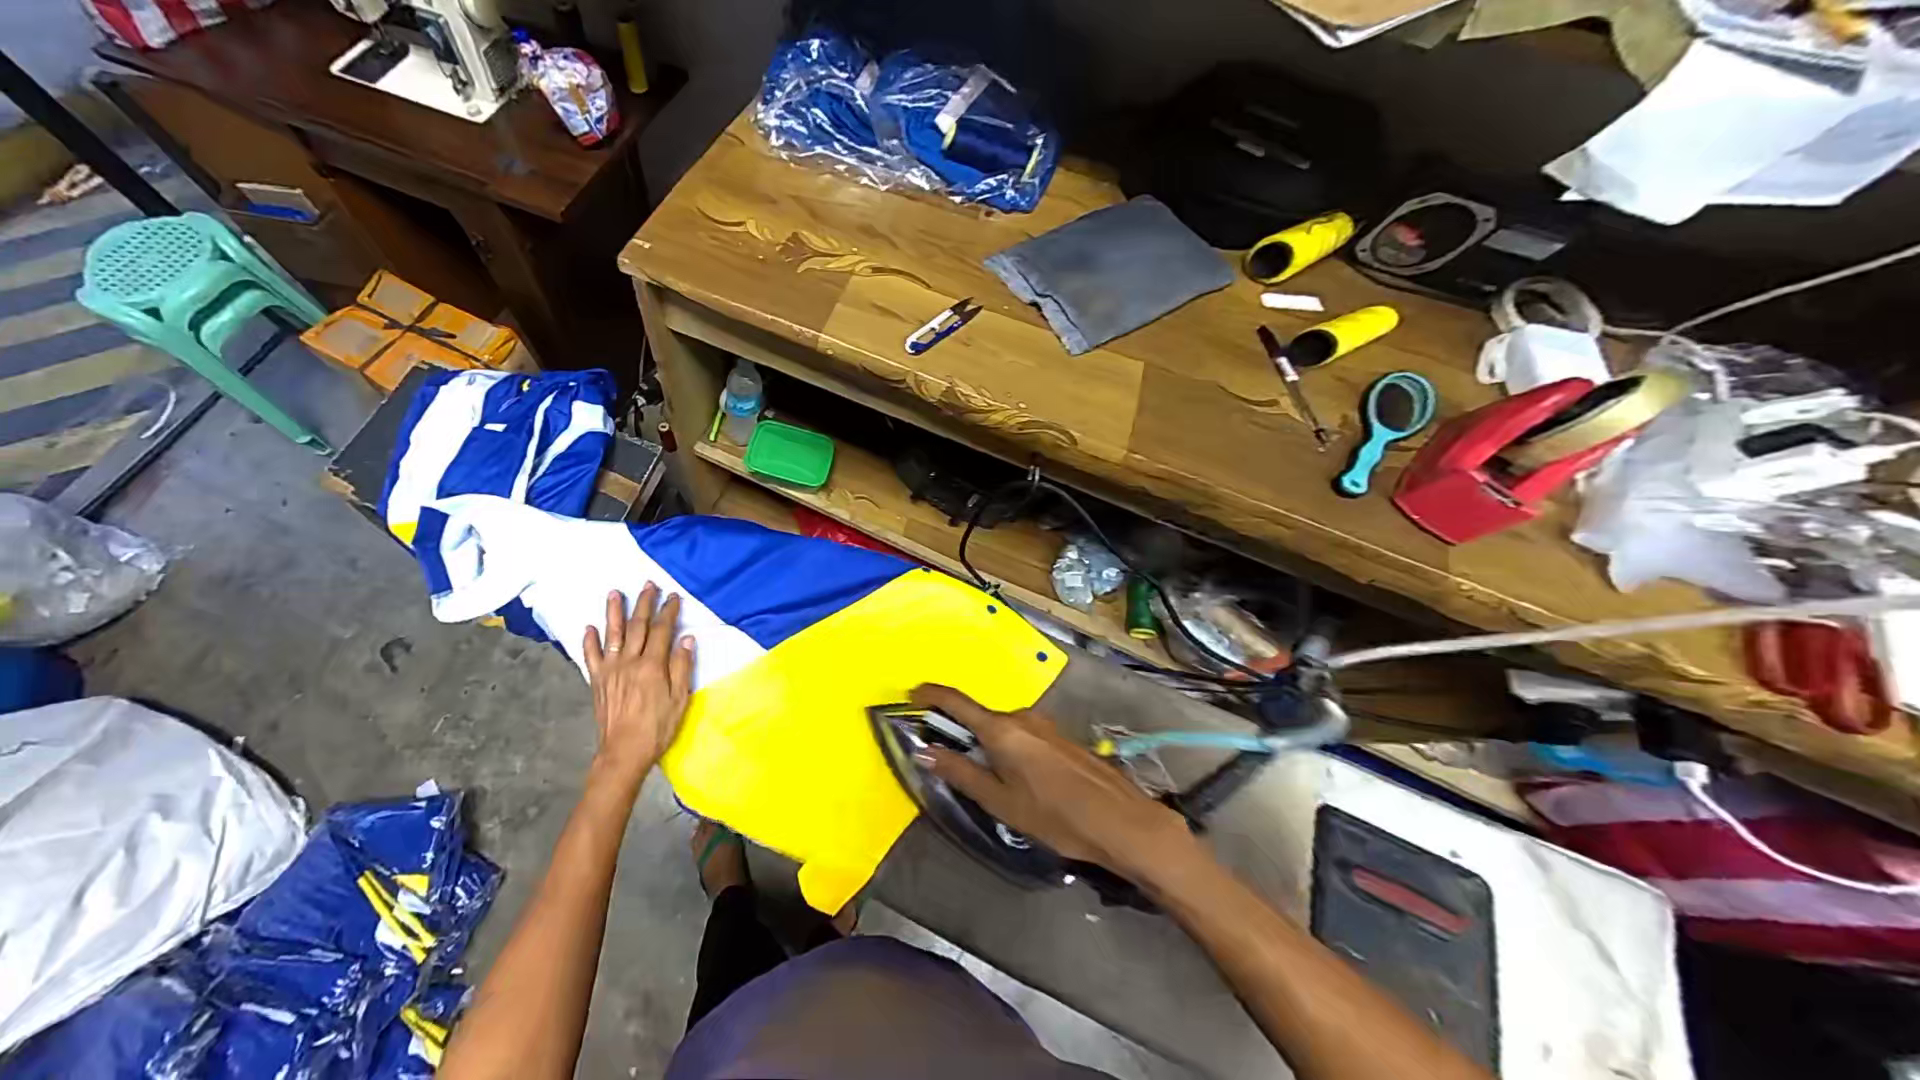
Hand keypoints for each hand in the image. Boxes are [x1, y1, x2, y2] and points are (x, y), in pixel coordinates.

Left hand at [583, 585, 693, 782]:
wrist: (624, 752)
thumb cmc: (658, 727)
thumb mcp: (680, 698)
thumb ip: (682, 666)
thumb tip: (686, 638)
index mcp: (652, 665)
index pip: (662, 630)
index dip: (669, 611)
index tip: (673, 596)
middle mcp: (629, 661)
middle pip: (637, 626)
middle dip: (644, 603)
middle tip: (648, 584)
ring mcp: (610, 670)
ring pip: (612, 634)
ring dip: (613, 612)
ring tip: (615, 593)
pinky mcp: (597, 681)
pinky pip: (591, 656)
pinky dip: (589, 640)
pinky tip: (589, 627)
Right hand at [908, 684, 1195, 879]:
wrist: (1120, 820)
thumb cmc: (1055, 815)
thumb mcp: (1000, 801)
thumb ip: (961, 772)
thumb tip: (924, 750)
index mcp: (1002, 730)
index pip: (957, 702)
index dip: (932, 695)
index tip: (912, 694)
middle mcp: (1023, 717)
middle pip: (981, 718)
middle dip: (961, 735)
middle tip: (949, 765)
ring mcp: (1045, 724)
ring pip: (1003, 730)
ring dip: (988, 746)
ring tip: (990, 784)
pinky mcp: (1060, 737)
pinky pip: (1023, 736)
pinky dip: (1009, 749)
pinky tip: (1019, 782)